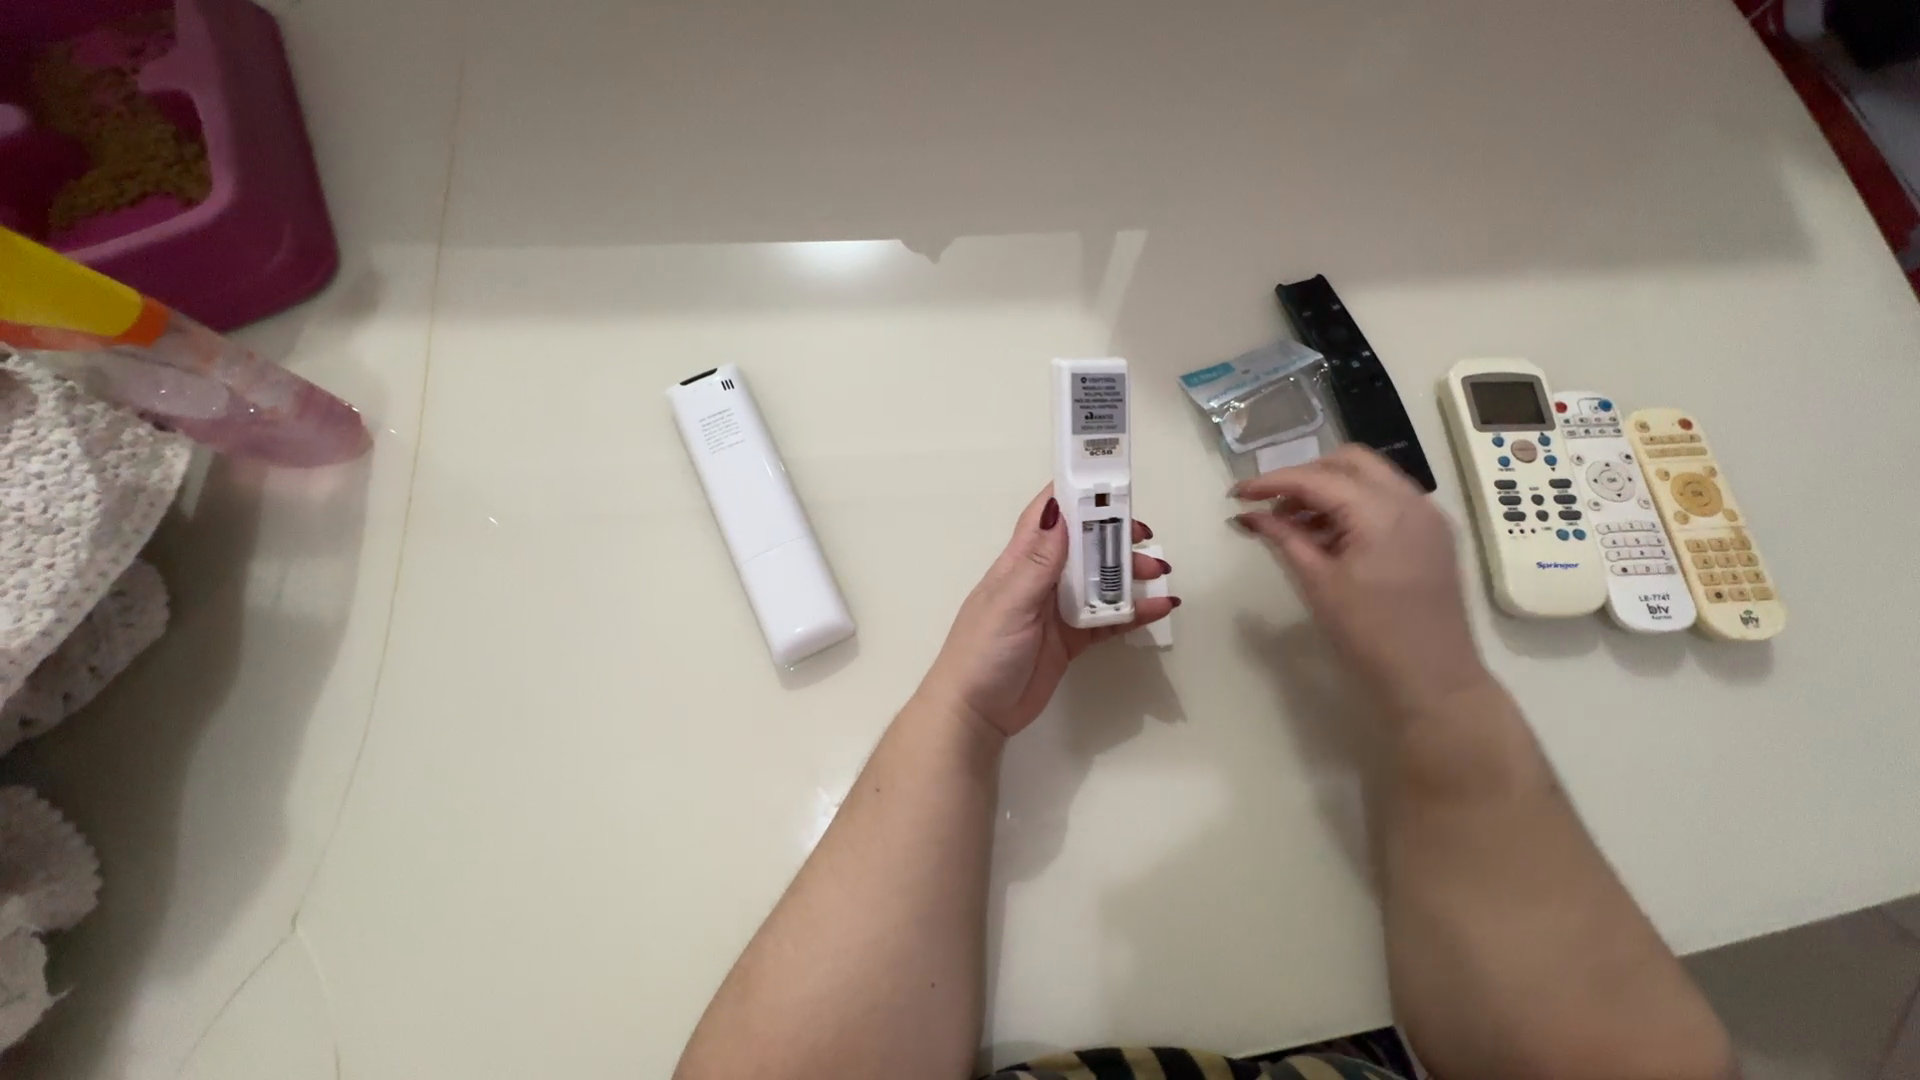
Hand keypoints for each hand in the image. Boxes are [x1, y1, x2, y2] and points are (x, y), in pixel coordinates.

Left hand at [919, 487, 1178, 738]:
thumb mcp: (1010, 603)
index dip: (1076, 494)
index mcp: (1019, 562)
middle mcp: (1040, 579)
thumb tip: (1059, 512)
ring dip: (1129, 573)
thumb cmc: (983, 651)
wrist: (975, 713)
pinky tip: (1159, 608)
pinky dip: (1133, 612)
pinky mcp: (1071, 640)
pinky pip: (1107, 619)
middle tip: (1148, 536)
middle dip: (1116, 536)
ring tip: (1159, 574)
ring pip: (1100, 580)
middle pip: (1084, 546)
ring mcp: (1056, 610)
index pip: (1048, 515)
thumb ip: (1038, 563)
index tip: (1111, 481)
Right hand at [1232, 445, 1487, 715]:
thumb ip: (1283, 538)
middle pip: (1349, 461)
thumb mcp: (1317, 583)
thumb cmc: (1369, 635)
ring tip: (1293, 524)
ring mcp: (1427, 515)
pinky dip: (1352, 505)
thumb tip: (1249, 515)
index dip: (1272, 482)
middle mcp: (1411, 501)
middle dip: (1304, 475)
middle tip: (1271, 504)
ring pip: (1370, 477)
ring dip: (1328, 489)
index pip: (1317, 479)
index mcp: (1381, 513)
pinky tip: (1327, 536)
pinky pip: (1386, 499)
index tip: (1236, 494)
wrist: (1432, 680)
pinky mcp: (1432, 533)